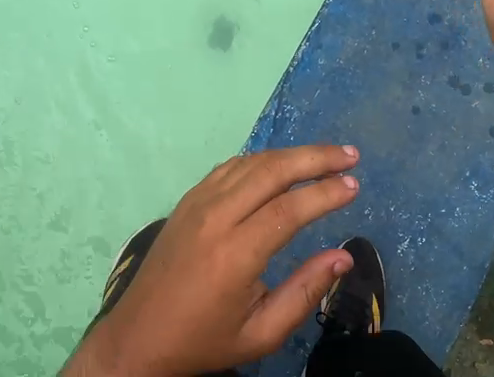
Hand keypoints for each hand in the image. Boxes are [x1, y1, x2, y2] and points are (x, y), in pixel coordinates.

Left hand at [66, 145, 362, 376]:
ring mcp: (198, 201)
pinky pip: (232, 166)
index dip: (325, 193)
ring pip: (252, 162)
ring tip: (327, 156)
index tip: (355, 185)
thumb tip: (343, 256)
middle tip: (351, 155)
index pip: (289, 209)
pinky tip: (284, 163)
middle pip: (272, 170)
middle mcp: (216, 217)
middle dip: (316, 158)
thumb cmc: (204, 340)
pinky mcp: (189, 197)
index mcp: (234, 254)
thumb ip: (304, 293)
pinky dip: (263, 159)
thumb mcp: (260, 333)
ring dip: (292, 154)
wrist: (138, 336)